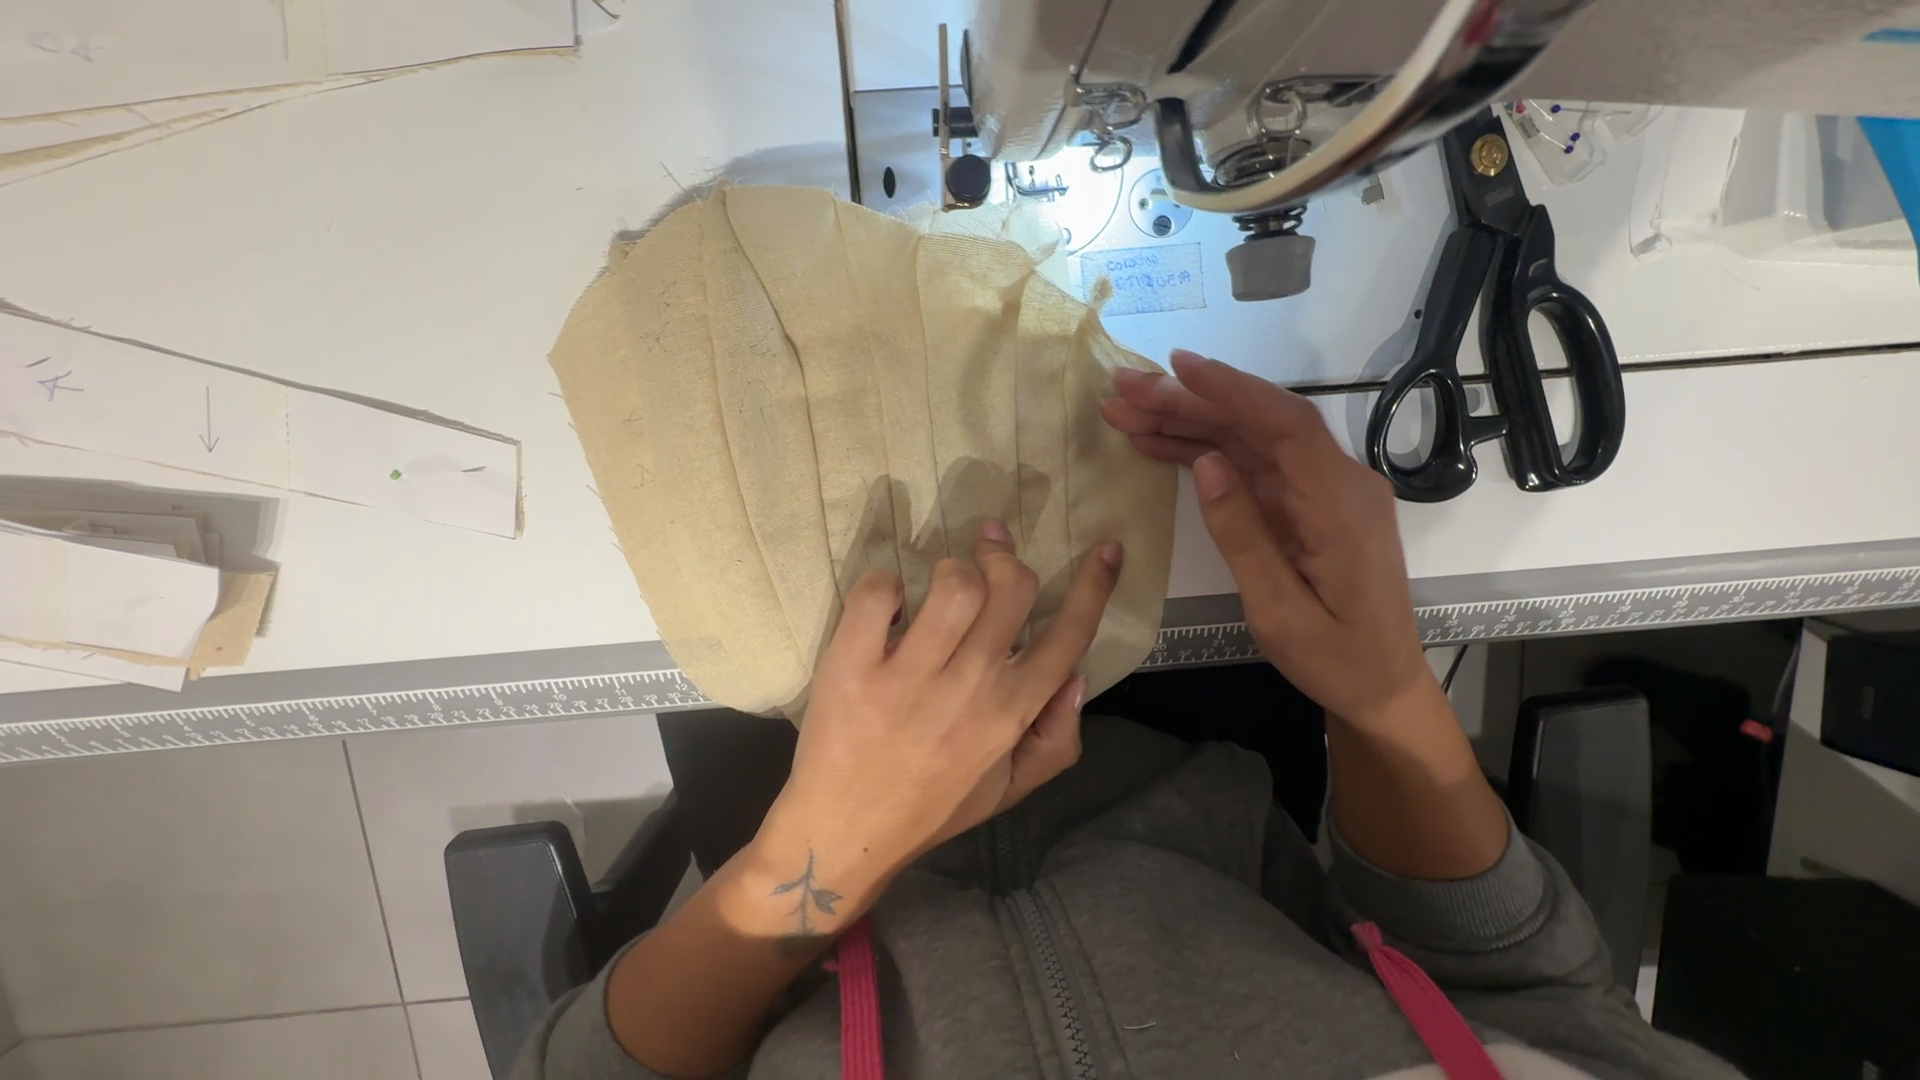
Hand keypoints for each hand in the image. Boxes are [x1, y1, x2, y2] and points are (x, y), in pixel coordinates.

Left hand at [769, 520, 1122, 875]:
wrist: (844, 834)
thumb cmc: (931, 807)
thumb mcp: (1008, 790)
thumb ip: (1055, 741)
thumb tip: (1076, 678)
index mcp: (1011, 713)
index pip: (1068, 637)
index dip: (1094, 588)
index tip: (1106, 550)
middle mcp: (969, 688)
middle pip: (1011, 589)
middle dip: (1004, 557)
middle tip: (988, 547)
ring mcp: (909, 677)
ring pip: (954, 584)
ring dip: (950, 570)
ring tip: (936, 584)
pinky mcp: (852, 667)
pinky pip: (877, 595)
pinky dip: (884, 584)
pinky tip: (887, 606)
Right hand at [1101, 349, 1429, 727]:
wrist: (1381, 685)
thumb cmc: (1337, 658)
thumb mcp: (1280, 611)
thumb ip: (1243, 535)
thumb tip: (1206, 464)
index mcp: (1340, 505)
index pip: (1286, 425)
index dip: (1231, 389)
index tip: (1177, 367)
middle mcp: (1335, 483)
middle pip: (1258, 424)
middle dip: (1188, 401)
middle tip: (1123, 389)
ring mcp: (1318, 492)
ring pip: (1247, 440)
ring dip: (1187, 422)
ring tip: (1125, 412)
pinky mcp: (1302, 505)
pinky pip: (1250, 467)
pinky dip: (1203, 452)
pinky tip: (1159, 444)